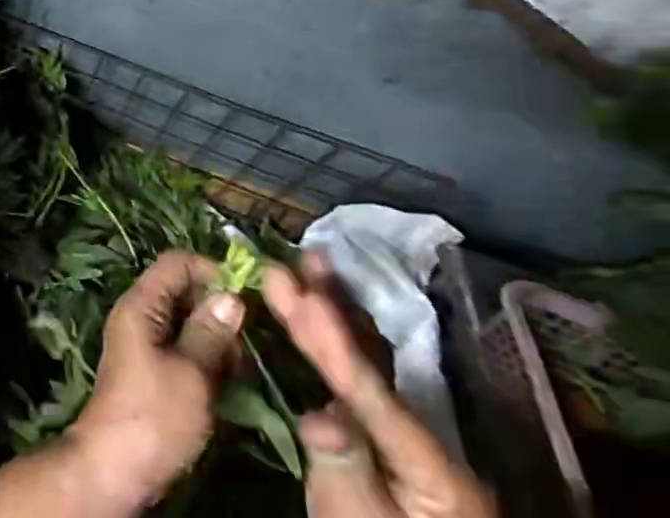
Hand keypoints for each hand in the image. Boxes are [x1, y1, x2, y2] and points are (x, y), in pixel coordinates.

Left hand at [67, 250, 248, 509]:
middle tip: (255, 337)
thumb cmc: (155, 414)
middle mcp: (140, 314)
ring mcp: (146, 340)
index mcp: (140, 305)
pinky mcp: (156, 365)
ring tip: (242, 364)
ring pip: (191, 320)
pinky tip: (232, 379)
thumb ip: (210, 332)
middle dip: (222, 306)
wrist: (120, 460)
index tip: (254, 293)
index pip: (175, 263)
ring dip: (220, 336)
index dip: (212, 269)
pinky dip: (212, 355)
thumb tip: (231, 294)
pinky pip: (188, 345)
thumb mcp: (191, 372)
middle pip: (185, 289)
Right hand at [263, 253, 496, 517]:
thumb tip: (320, 415)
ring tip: (314, 267)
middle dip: (332, 311)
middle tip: (305, 259)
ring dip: (336, 313)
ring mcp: (409, 435)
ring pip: (371, 364)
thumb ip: (342, 467)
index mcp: (428, 465)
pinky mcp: (389, 436)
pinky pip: (361, 376)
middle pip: (374, 366)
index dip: (333, 342)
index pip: (369, 392)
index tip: (300, 296)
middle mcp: (424, 439)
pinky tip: (325, 311)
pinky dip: (339, 338)